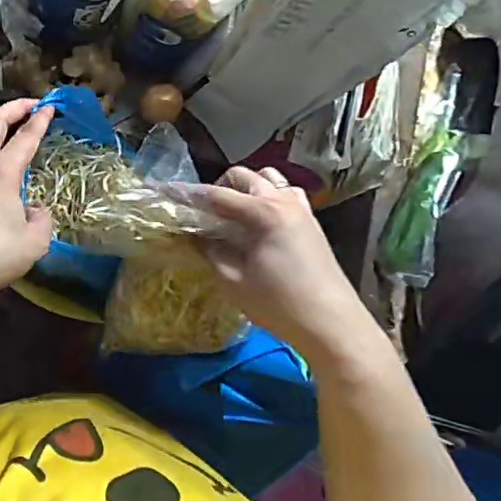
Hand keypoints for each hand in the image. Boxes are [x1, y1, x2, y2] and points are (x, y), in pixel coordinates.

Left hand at [0, 98, 54, 303]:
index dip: (40, 120)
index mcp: (1, 172)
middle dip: (13, 108)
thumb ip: (41, 218)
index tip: (51, 106)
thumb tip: (33, 209)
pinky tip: (0, 180)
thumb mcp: (35, 241)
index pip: (25, 137)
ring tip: (16, 140)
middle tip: (31, 104)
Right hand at [192, 166, 384, 364]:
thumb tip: (193, 235)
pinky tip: (257, 225)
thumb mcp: (232, 281)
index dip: (189, 196)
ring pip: (269, 180)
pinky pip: (285, 195)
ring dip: (247, 190)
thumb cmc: (278, 304)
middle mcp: (283, 202)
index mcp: (262, 213)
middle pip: (244, 177)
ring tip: (232, 215)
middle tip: (203, 213)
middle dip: (218, 188)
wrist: (331, 322)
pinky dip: (267, 199)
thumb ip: (210, 251)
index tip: (168, 197)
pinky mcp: (310, 222)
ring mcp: (301, 210)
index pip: (216, 194)